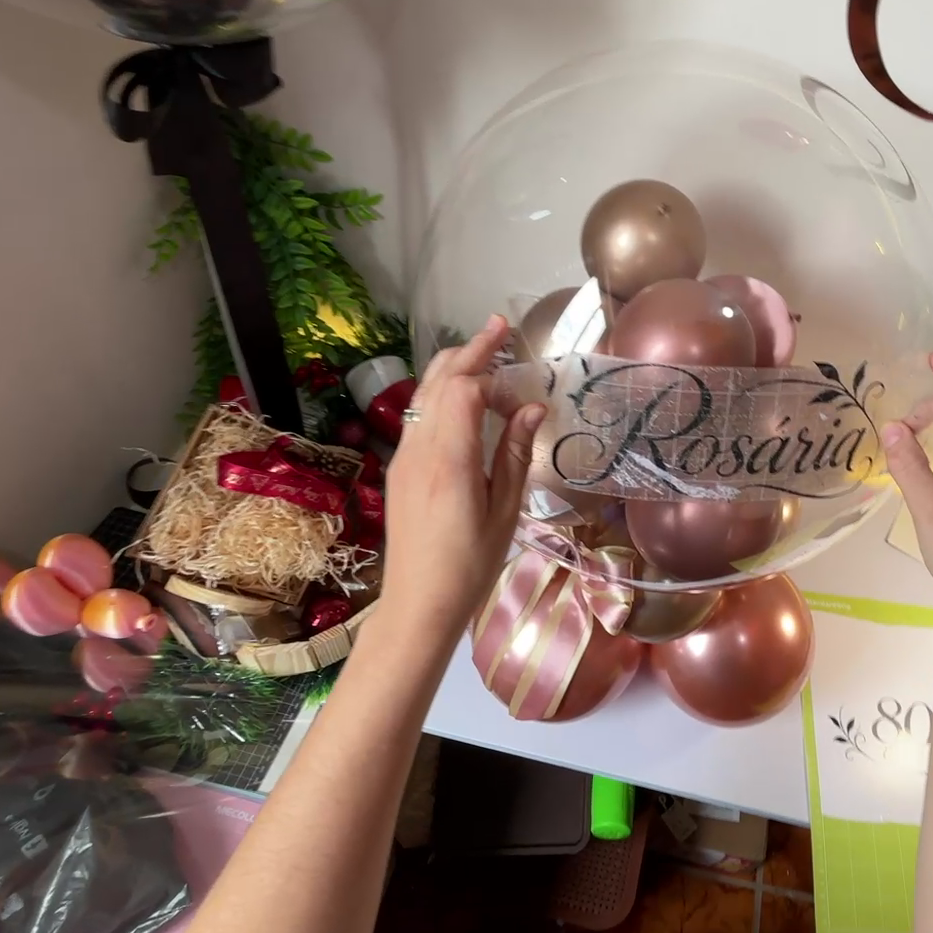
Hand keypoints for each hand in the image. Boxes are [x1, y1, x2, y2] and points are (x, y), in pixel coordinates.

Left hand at [379, 315, 544, 635]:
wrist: (417, 604)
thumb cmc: (470, 566)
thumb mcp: (505, 512)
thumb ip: (514, 454)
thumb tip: (533, 407)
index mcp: (449, 460)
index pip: (461, 389)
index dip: (487, 366)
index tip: (514, 355)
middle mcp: (419, 450)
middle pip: (437, 381)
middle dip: (467, 350)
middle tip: (498, 328)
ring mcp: (403, 458)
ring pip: (422, 396)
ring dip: (452, 369)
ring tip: (482, 354)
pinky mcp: (399, 470)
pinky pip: (418, 417)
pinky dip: (441, 395)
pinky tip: (463, 400)